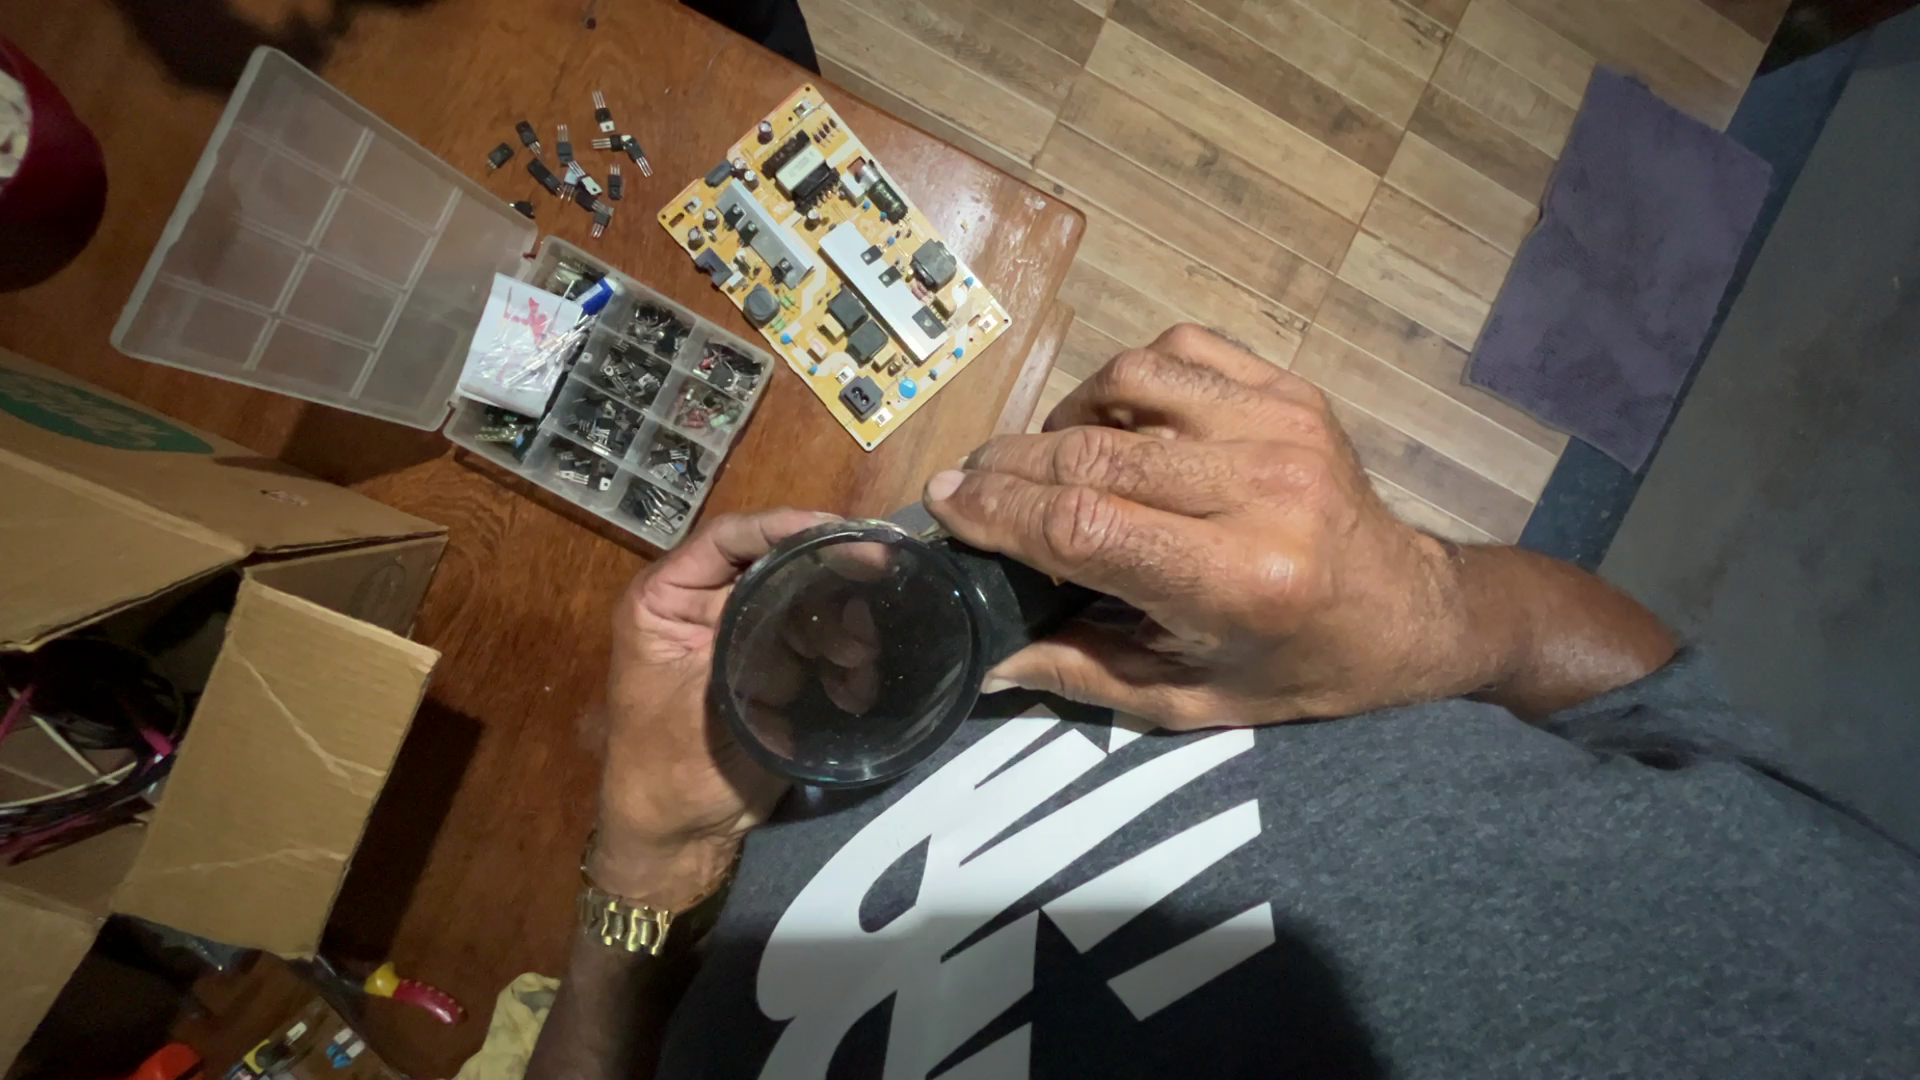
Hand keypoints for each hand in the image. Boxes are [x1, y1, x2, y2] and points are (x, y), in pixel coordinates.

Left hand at [592, 508, 834, 905]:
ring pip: (807, 600)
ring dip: (842, 622)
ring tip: (862, 654)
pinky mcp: (778, 662)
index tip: (835, 529)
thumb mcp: (696, 695)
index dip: (780, 525)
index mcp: (669, 598)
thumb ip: (745, 636)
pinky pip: (820, 641)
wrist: (685, 833)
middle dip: (827, 573)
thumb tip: (809, 591)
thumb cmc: (668, 765)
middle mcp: (709, 604)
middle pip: (776, 562)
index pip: (727, 538)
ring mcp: (747, 632)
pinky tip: (857, 682)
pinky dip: (845, 657)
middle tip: (879, 573)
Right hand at [922, 324, 1507, 728]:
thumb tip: (989, 661)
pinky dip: (1123, 379)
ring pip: (1125, 383)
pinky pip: (1175, 352)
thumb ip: (1085, 673)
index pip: (1083, 526)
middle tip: (969, 479)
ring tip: (1047, 456)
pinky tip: (1116, 420)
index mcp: (1235, 583)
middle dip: (1007, 465)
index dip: (998, 510)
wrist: (1410, 610)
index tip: (944, 500)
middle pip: (1089, 454)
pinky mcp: (1289, 390)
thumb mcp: (1192, 699)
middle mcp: (1260, 492)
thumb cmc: (1298, 668)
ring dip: (1062, 418)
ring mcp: (1279, 425)